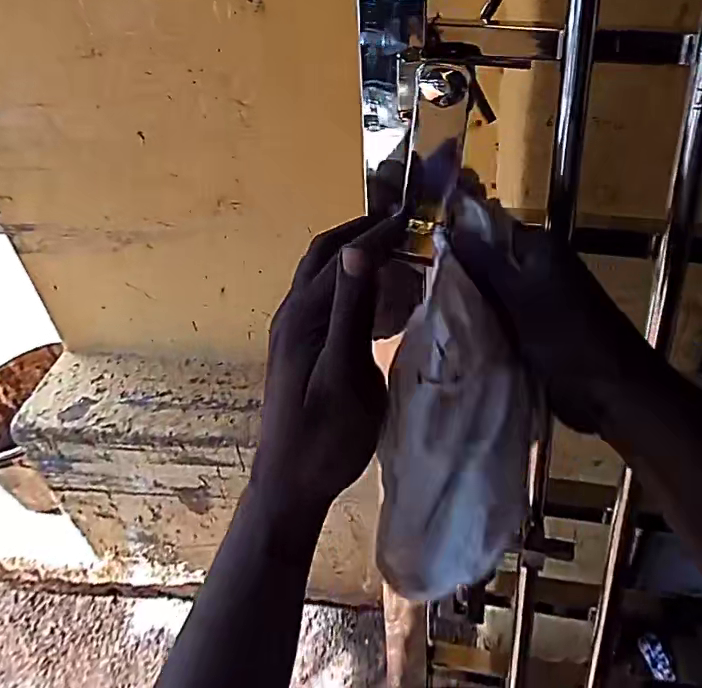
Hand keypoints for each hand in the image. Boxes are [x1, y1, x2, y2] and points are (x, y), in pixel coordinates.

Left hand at [249, 213, 405, 513]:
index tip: (411, 216)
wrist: (290, 485)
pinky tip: (379, 296)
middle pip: (324, 254)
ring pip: (324, 273)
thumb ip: (351, 308)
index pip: (344, 255)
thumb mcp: (346, 372)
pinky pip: (327, 296)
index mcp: (304, 315)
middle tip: (399, 224)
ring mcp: (293, 329)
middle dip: (360, 232)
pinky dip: (353, 281)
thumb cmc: (326, 434)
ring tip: (395, 251)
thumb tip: (359, 249)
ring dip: (356, 254)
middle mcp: (293, 312)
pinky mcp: (300, 345)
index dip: (377, 233)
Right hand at [447, 221, 666, 435]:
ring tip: (434, 315)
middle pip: (490, 264)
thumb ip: (486, 262)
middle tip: (425, 292)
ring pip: (494, 295)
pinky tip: (459, 338)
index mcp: (540, 249)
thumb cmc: (568, 337)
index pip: (490, 230)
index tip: (426, 257)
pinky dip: (486, 328)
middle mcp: (540, 268)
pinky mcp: (539, 330)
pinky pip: (504, 321)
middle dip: (462, 277)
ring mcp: (540, 300)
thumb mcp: (520, 296)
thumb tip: (452, 227)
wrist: (613, 391)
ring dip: (472, 306)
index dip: (460, 240)